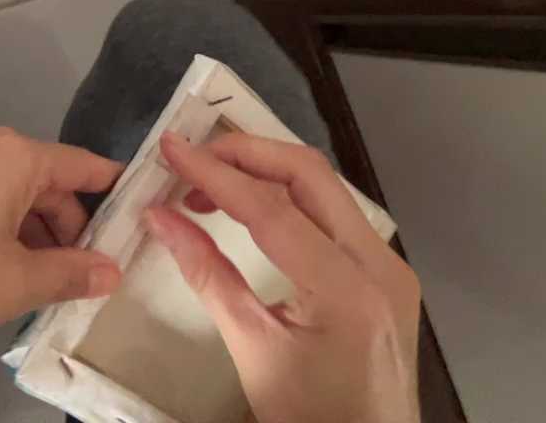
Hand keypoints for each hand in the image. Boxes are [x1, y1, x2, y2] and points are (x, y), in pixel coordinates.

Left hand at [0, 124, 124, 366]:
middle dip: (69, 226)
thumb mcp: (15, 284)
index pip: (81, 166)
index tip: (143, 213)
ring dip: (33, 233)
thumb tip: (111, 270)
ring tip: (41, 287)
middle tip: (84, 278)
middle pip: (45, 180)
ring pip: (11, 192)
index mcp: (11, 155)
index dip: (114, 191)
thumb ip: (70, 272)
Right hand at [145, 132, 420, 422]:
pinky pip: (331, 208)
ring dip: (262, 168)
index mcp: (347, 290)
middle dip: (243, 153)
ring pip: (321, 183)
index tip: (171, 150)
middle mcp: (378, 263)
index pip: (271, 207)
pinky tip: (248, 203)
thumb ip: (205, 273)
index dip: (215, 173)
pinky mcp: (384, 270)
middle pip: (306, 173)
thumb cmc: (309, 418)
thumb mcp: (252, 349)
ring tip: (209, 182)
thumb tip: (157, 216)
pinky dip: (284, 192)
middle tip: (191, 160)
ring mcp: (388, 263)